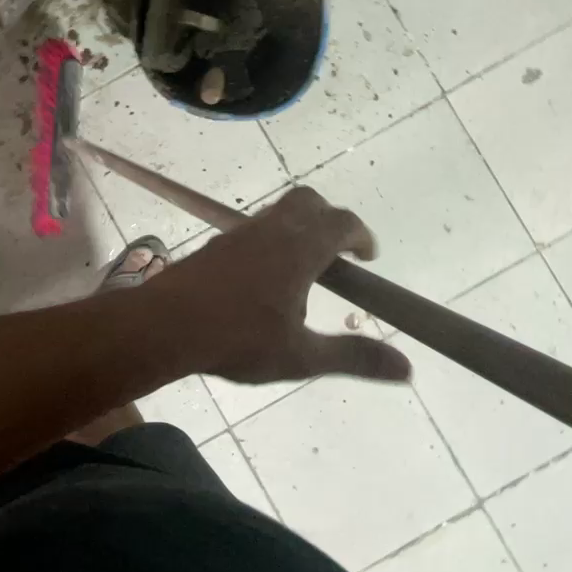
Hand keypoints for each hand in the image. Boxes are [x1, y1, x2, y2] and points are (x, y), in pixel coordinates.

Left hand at [141, 187, 410, 385]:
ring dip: (300, 227)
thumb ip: (353, 357)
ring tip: (305, 270)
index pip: (340, 222)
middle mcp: (269, 231)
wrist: (164, 325)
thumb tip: (407, 369)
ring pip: (278, 212)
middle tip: (339, 255)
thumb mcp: (300, 356)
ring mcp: (239, 234)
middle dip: (330, 219)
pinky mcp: (216, 245)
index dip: (360, 234)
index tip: (367, 258)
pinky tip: (266, 278)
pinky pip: (255, 227)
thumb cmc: (236, 340)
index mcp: (297, 250)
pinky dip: (273, 238)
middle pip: (308, 202)